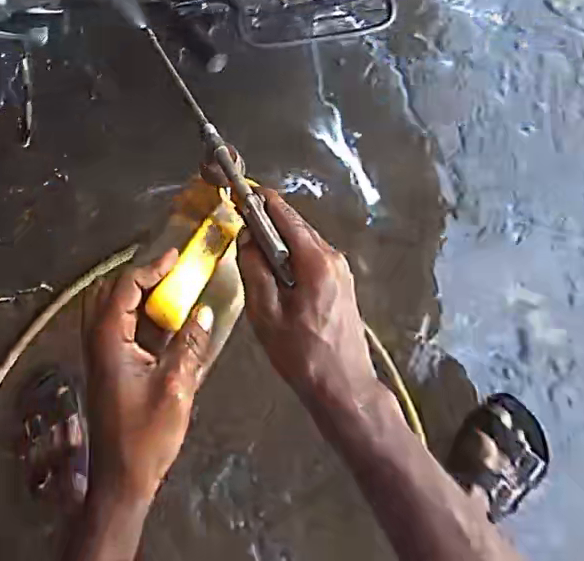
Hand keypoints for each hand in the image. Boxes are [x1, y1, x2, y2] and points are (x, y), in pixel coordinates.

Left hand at [81, 248, 215, 502]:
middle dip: (140, 274)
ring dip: (135, 292)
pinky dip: (134, 312)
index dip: (151, 267)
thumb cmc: (145, 436)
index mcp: (108, 337)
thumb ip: (189, 345)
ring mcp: (97, 350)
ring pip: (109, 304)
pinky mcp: (104, 364)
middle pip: (111, 288)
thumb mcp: (175, 388)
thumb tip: (204, 311)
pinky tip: (161, 321)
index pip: (126, 285)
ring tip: (167, 289)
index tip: (175, 257)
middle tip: (169, 271)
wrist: (120, 479)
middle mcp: (96, 337)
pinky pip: (114, 323)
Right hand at [238, 190, 379, 412]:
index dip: (258, 200)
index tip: (238, 193)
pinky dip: (289, 252)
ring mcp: (340, 270)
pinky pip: (310, 254)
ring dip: (276, 237)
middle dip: (265, 218)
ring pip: (302, 238)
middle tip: (238, 219)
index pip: (284, 214)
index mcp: (315, 261)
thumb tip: (247, 237)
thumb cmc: (303, 356)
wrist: (345, 391)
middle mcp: (333, 258)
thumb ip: (253, 268)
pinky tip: (273, 268)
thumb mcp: (265, 312)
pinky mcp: (341, 282)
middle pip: (294, 223)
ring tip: (251, 246)